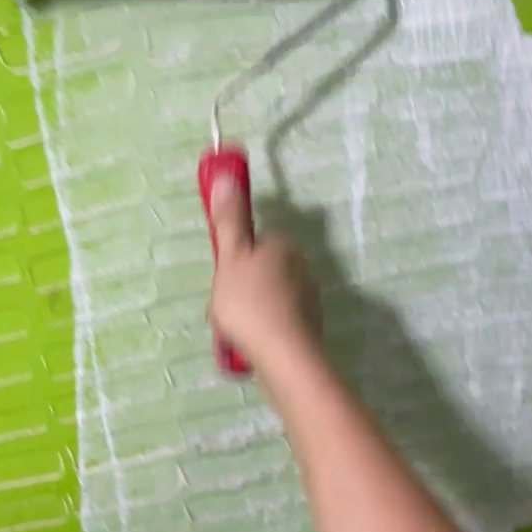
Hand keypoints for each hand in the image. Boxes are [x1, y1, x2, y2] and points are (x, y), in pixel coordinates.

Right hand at [207, 171, 320, 368]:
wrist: (284, 356)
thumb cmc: (250, 305)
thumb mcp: (230, 257)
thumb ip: (229, 219)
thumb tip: (225, 175)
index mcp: (284, 245)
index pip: (252, 243)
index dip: (233, 260)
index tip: (223, 278)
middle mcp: (302, 267)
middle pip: (258, 272)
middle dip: (238, 290)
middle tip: (223, 310)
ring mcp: (308, 298)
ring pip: (265, 299)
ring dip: (247, 314)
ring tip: (233, 333)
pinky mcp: (308, 327)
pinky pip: (276, 322)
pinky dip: (261, 331)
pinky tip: (250, 345)